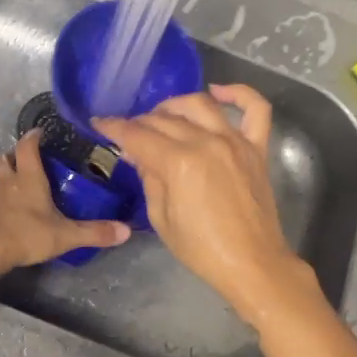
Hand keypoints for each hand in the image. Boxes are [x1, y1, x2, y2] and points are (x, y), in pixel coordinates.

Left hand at [0, 130, 130, 269]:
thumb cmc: (28, 235)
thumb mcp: (66, 235)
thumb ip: (94, 232)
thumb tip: (126, 231)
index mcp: (28, 177)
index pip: (27, 146)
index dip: (32, 137)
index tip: (38, 133)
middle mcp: (7, 180)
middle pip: (4, 157)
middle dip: (13, 155)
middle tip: (25, 161)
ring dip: (2, 175)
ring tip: (14, 183)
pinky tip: (3, 208)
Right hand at [94, 85, 312, 315]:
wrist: (251, 264)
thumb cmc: (201, 249)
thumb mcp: (161, 217)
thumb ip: (150, 177)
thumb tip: (139, 154)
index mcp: (180, 163)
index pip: (138, 135)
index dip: (114, 128)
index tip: (99, 123)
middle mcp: (207, 143)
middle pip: (165, 119)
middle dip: (140, 122)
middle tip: (129, 133)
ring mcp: (235, 142)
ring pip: (201, 104)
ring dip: (175, 105)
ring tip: (162, 115)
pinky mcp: (257, 148)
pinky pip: (255, 109)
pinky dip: (238, 94)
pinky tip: (218, 92)